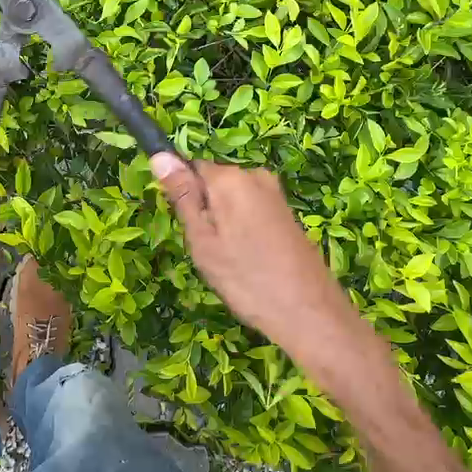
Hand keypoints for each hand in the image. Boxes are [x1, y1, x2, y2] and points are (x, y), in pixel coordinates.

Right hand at [148, 154, 351, 344]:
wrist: (312, 316)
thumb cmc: (248, 280)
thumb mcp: (203, 241)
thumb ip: (182, 196)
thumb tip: (160, 155)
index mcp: (230, 178)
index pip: (190, 169)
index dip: (185, 198)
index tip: (191, 229)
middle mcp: (255, 176)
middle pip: (213, 184)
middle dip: (207, 212)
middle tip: (210, 251)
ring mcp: (276, 195)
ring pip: (232, 201)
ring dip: (226, 224)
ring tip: (232, 262)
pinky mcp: (288, 214)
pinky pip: (252, 212)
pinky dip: (246, 232)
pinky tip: (251, 263)